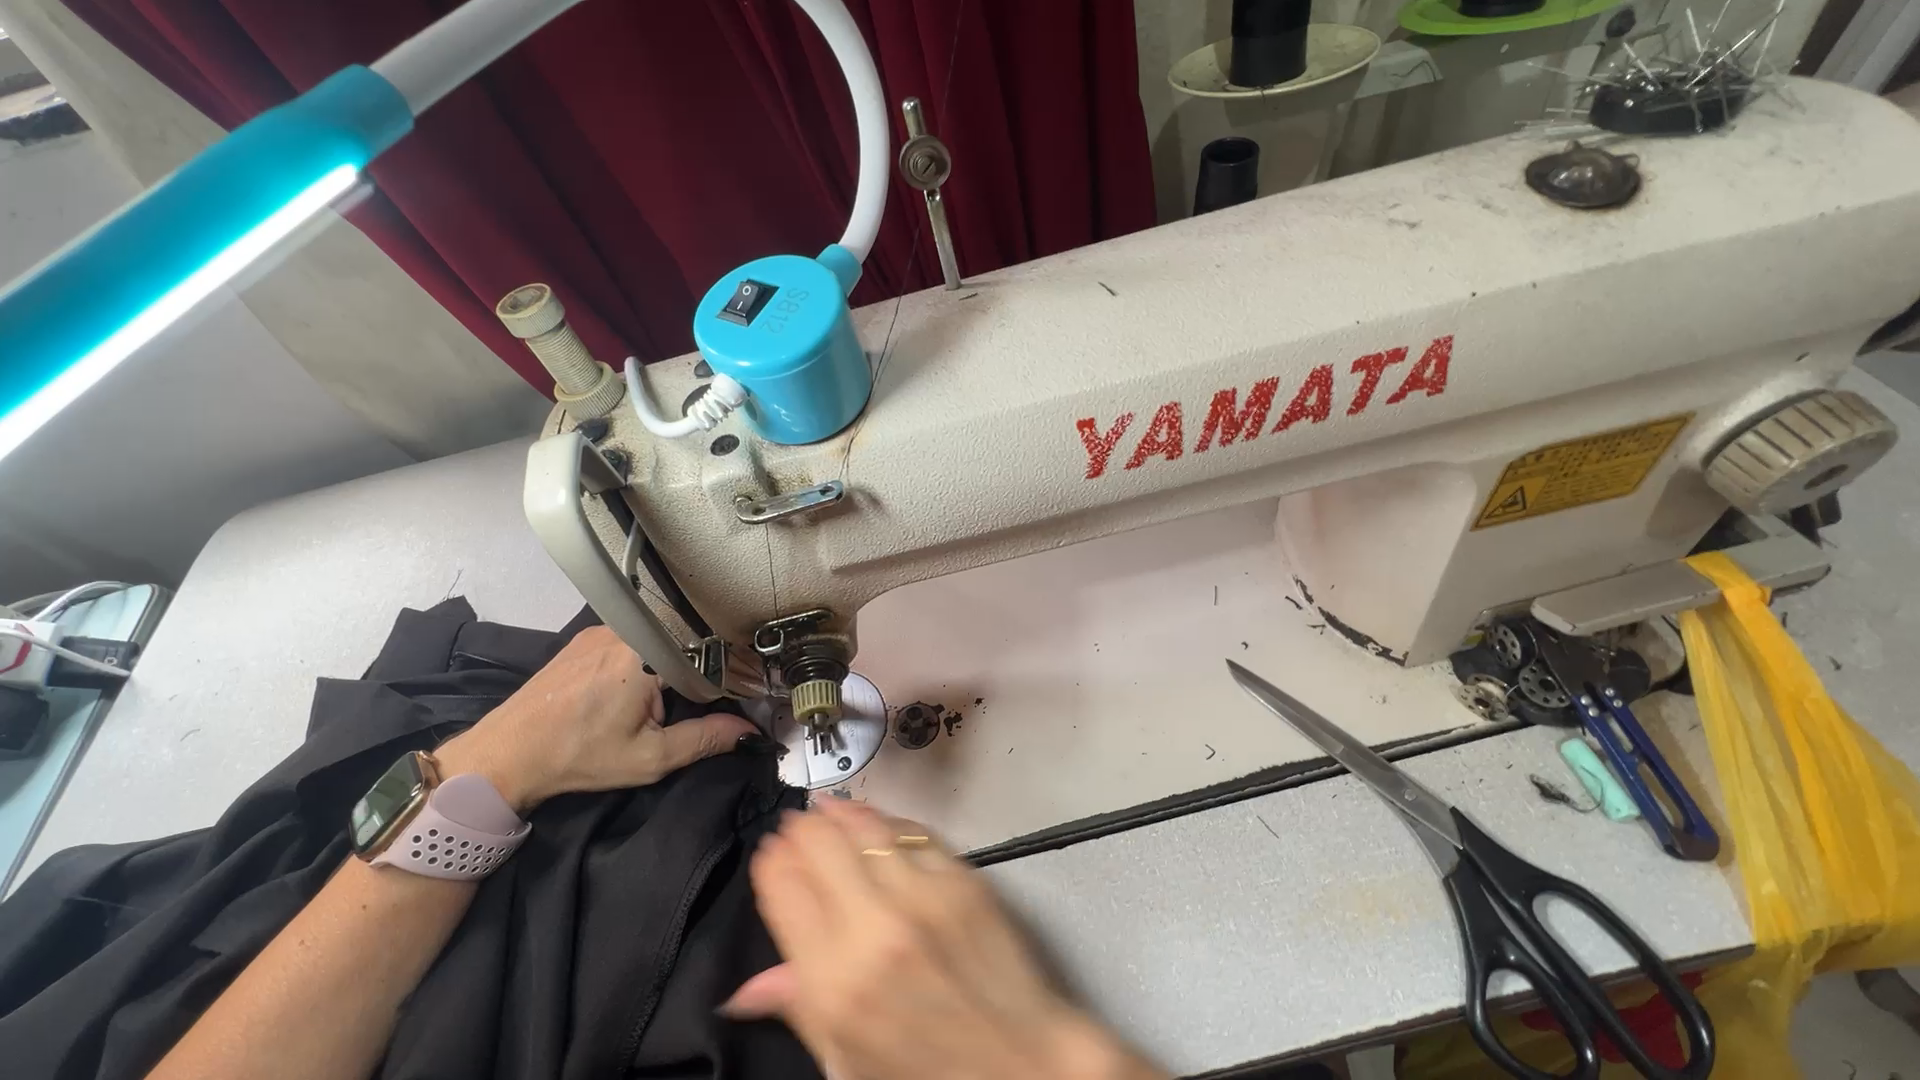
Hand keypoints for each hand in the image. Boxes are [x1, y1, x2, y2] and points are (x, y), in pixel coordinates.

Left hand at [436, 626, 756, 812]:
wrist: (505, 754)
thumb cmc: (578, 757)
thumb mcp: (649, 757)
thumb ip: (704, 739)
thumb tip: (749, 730)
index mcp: (645, 655)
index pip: (708, 652)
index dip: (729, 673)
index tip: (742, 692)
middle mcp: (625, 631)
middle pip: (683, 640)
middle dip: (699, 668)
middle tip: (706, 700)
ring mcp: (602, 629)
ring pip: (658, 638)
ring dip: (671, 662)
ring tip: (672, 695)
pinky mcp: (585, 636)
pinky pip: (633, 638)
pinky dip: (646, 657)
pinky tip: (637, 687)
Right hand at [727, 799, 1163, 1079]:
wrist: (1023, 1063)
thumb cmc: (927, 1072)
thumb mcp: (848, 1063)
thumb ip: (799, 1008)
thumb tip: (742, 990)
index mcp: (834, 980)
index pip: (783, 887)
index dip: (771, 861)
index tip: (771, 855)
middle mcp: (874, 926)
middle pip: (819, 843)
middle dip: (801, 829)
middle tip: (798, 827)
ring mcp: (923, 896)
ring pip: (865, 825)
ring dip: (840, 812)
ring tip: (828, 808)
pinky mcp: (963, 879)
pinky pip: (913, 831)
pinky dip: (887, 821)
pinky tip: (876, 822)